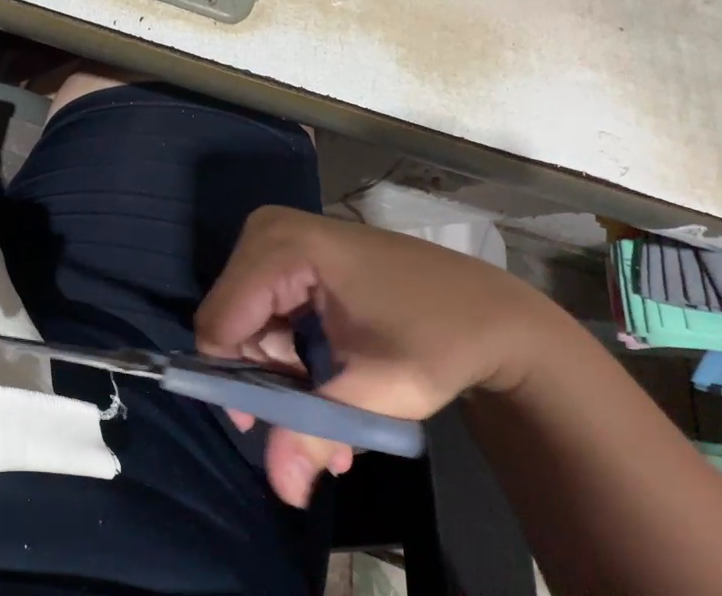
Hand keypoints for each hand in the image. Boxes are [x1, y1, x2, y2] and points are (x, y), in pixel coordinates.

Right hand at [196, 205, 562, 506]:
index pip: (222, 321)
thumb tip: (282, 491)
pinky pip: (261, 310)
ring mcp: (277, 236)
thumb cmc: (444, 342)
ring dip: (274, 371)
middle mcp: (268, 231)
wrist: (499, 314)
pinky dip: (284, 351)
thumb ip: (320, 431)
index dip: (232, 379)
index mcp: (284, 248)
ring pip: (243, 320)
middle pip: (231, 320)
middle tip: (306, 424)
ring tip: (323, 412)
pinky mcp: (288, 252)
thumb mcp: (385, 391)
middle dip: (260, 379)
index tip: (268, 428)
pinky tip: (321, 381)